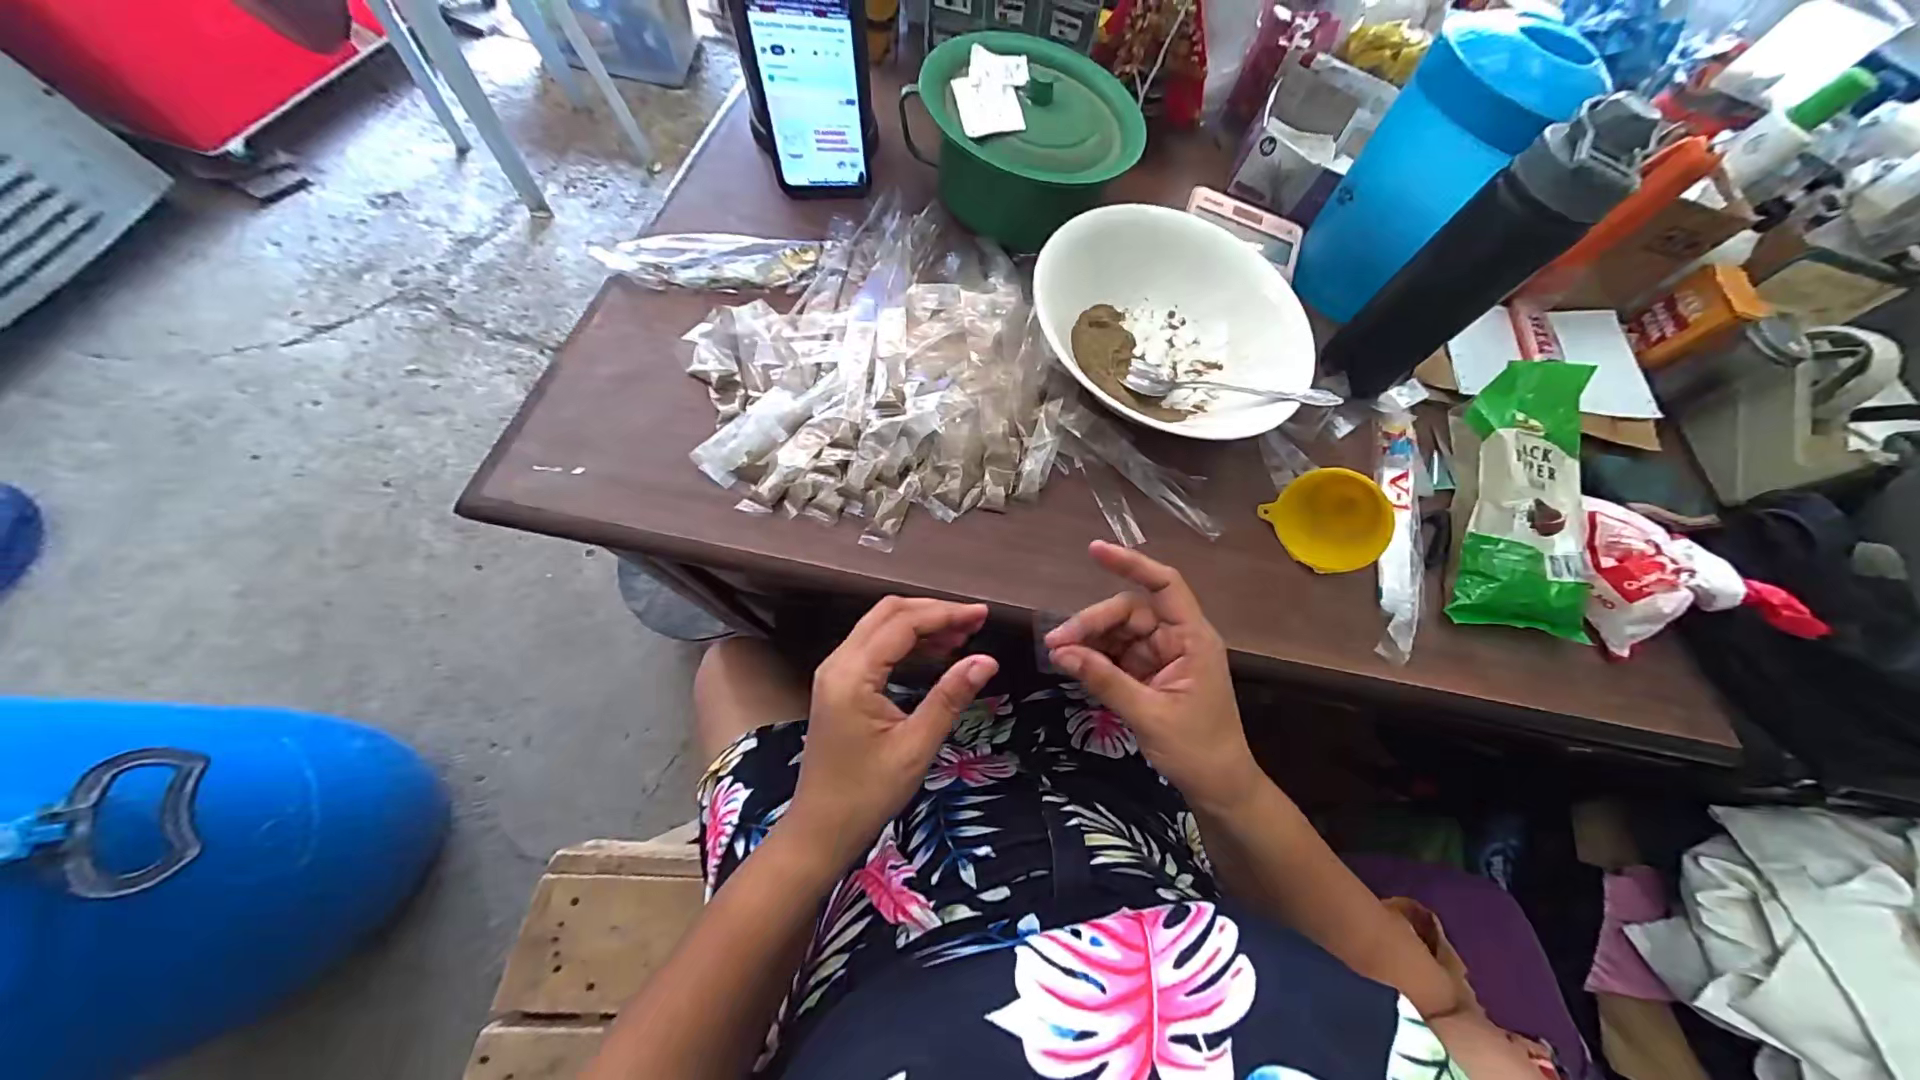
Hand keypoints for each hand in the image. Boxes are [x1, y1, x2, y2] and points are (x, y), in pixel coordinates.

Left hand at [786, 597, 999, 868]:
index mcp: (853, 675)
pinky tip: (936, 653)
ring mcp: (835, 673)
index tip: (982, 615)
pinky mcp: (840, 685)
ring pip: (881, 627)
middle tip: (975, 621)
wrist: (821, 829)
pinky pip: (875, 647)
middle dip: (934, 612)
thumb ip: (950, 697)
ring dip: (921, 624)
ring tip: (963, 635)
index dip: (945, 613)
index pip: (902, 623)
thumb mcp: (916, 746)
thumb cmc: (867, 793)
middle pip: (888, 614)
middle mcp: (838, 664)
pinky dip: (907, 643)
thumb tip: (986, 662)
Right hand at [1045, 541, 1262, 813]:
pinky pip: (1116, 654)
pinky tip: (1073, 665)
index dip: (1131, 564)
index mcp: (1191, 639)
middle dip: (1092, 622)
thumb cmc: (1197, 750)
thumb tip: (1061, 652)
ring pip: (1118, 632)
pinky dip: (1094, 658)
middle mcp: (1176, 639)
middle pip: (1129, 611)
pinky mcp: (1149, 673)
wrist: (1218, 789)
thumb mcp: (1148, 714)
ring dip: (1088, 640)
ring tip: (1059, 655)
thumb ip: (1104, 680)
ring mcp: (1161, 655)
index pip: (1164, 585)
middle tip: (1057, 644)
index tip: (1094, 551)